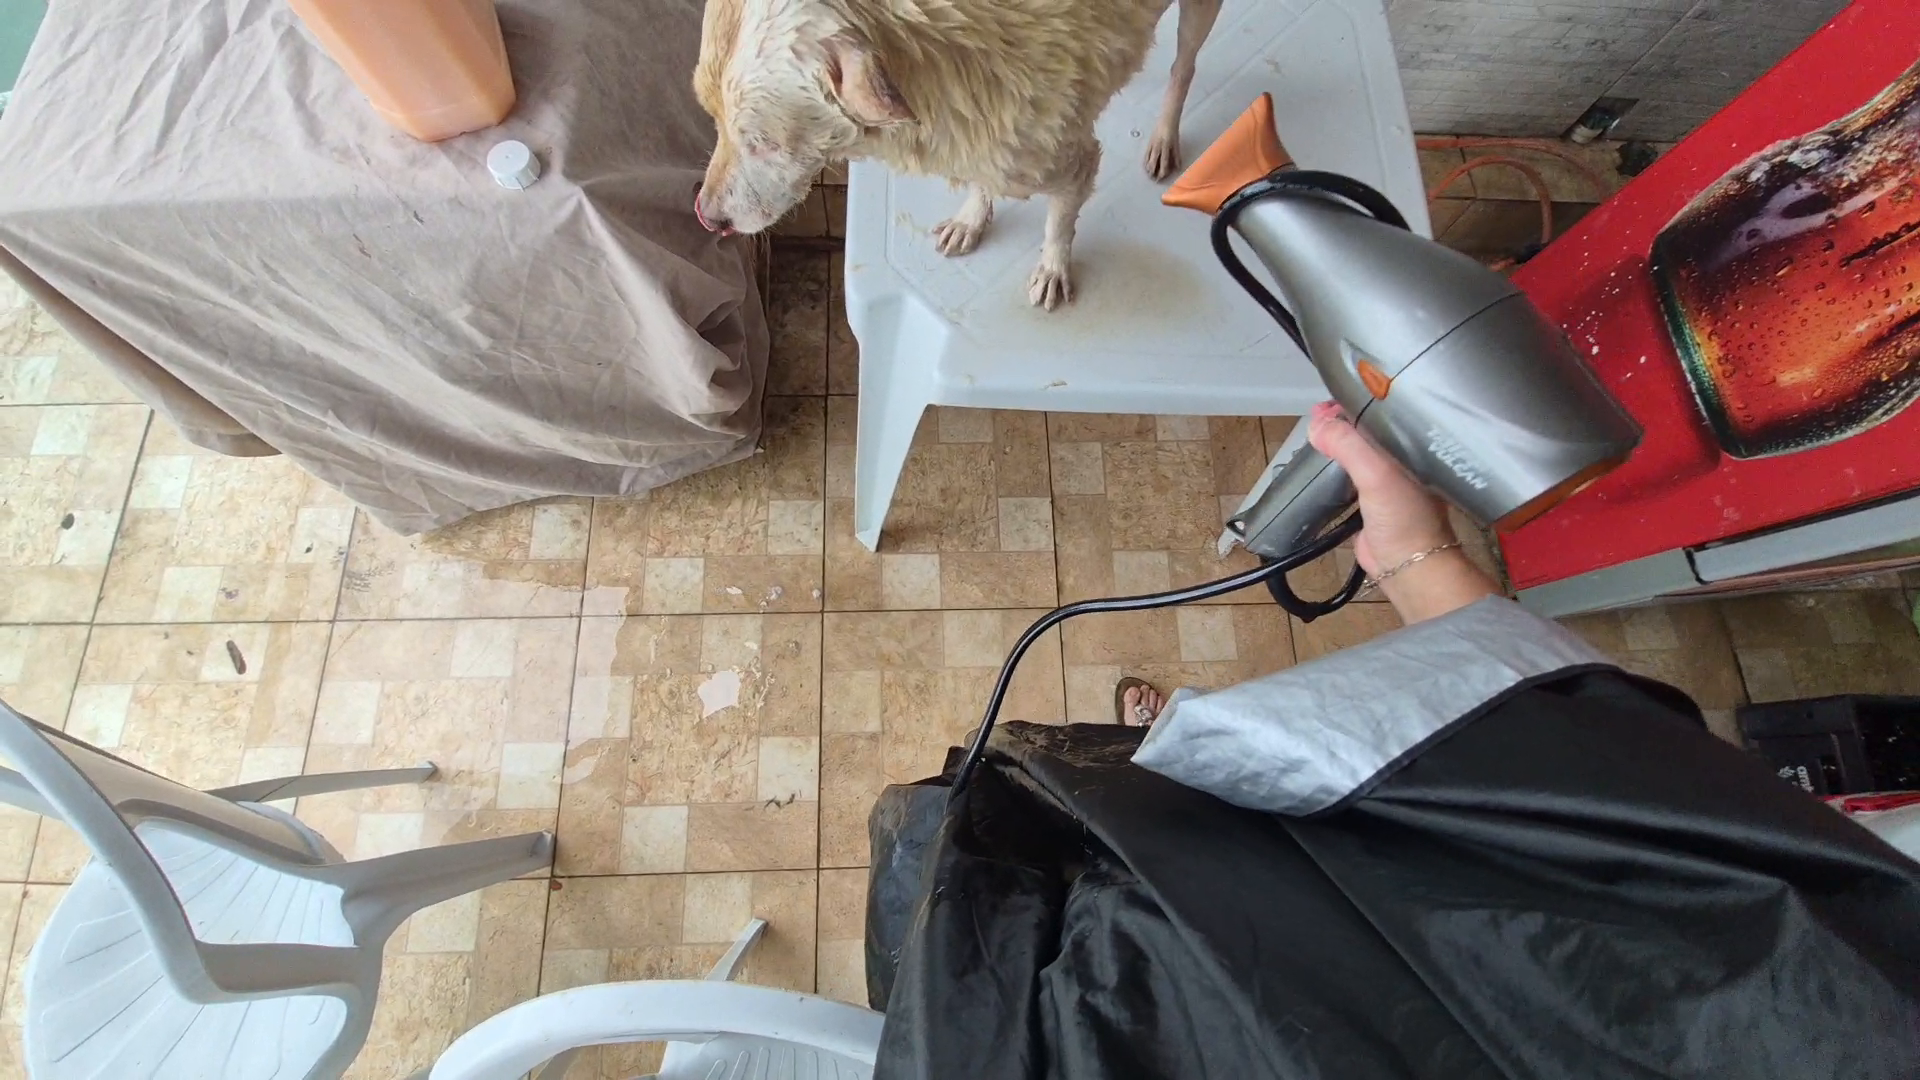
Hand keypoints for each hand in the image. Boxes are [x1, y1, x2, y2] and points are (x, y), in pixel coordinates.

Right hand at [1306, 403, 1499, 622]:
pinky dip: (1334, 464)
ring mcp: (1387, 478)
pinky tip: (1321, 461)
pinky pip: (1349, 472)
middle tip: (1314, 419)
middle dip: (1340, 421)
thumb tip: (1316, 425)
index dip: (1354, 404)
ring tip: (1314, 435)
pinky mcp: (1371, 497)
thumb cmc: (1404, 518)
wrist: (1406, 564)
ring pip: (1357, 450)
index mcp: (1415, 445)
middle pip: (1367, 430)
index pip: (1382, 413)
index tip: (1325, 405)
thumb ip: (1348, 447)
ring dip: (1335, 442)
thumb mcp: (1377, 475)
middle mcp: (1403, 458)